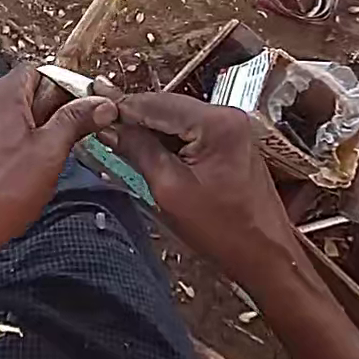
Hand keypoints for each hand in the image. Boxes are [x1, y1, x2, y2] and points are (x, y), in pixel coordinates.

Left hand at [0, 66, 118, 272]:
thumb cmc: (4, 190)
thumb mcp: (51, 151)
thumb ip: (76, 120)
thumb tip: (103, 103)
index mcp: (2, 94)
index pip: (37, 70)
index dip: (61, 86)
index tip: (79, 109)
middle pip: (23, 91)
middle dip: (48, 109)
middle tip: (65, 137)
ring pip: (8, 114)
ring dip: (30, 128)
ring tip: (44, 157)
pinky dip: (10, 142)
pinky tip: (19, 170)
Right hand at [103, 93, 304, 294]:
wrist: (266, 255)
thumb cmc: (222, 229)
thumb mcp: (170, 190)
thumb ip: (139, 151)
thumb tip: (110, 128)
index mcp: (216, 121)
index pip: (158, 103)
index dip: (122, 106)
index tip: (93, 103)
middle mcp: (226, 114)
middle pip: (168, 107)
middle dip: (134, 116)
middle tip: (99, 120)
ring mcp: (231, 126)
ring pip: (177, 118)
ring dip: (148, 127)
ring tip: (115, 133)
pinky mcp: (230, 140)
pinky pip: (190, 131)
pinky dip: (166, 138)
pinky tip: (144, 146)